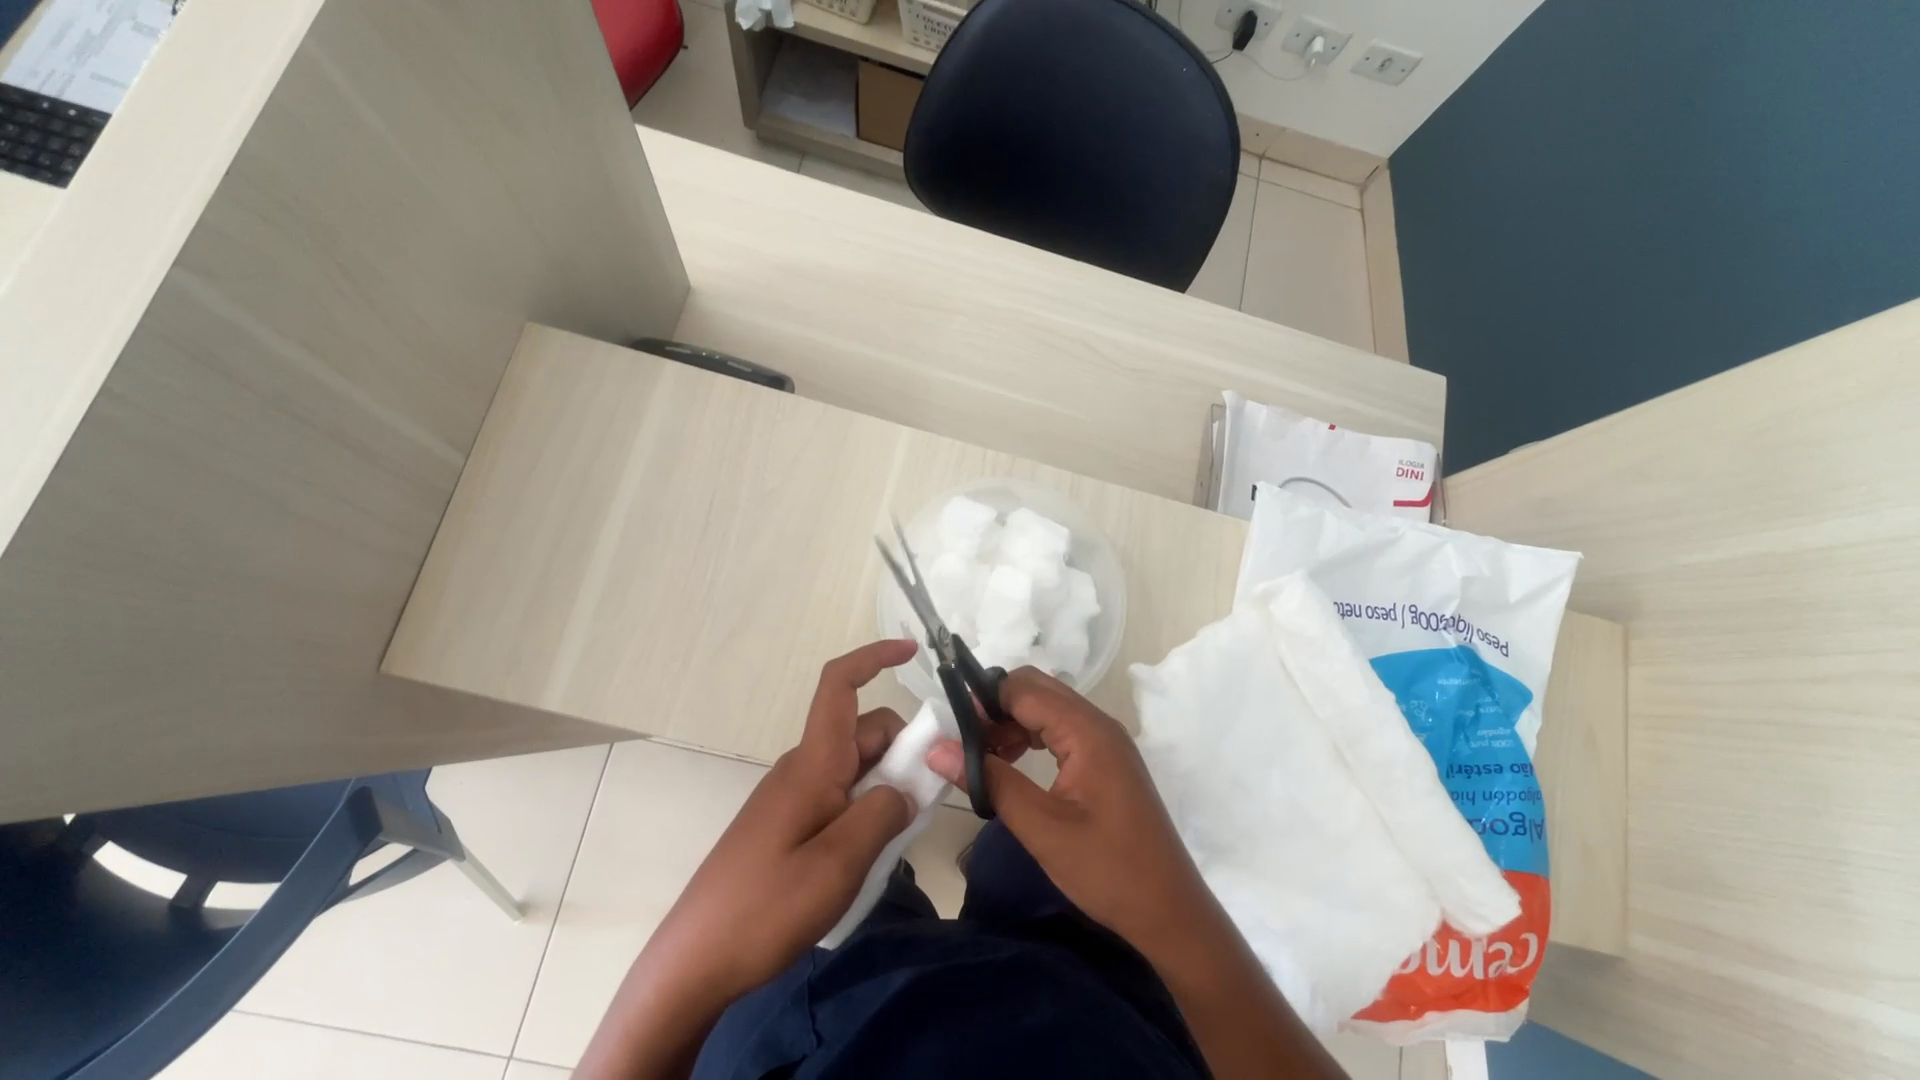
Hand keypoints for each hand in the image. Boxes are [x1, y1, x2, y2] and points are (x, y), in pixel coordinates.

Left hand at [577, 641, 919, 1079]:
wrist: (698, 961)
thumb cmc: (766, 908)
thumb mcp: (838, 864)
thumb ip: (882, 814)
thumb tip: (907, 787)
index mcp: (812, 765)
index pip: (838, 687)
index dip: (874, 658)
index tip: (914, 653)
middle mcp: (803, 771)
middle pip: (864, 732)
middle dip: (905, 749)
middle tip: (934, 796)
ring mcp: (794, 799)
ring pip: (858, 769)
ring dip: (890, 785)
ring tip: (905, 837)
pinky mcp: (790, 828)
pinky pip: (843, 799)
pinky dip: (870, 810)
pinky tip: (876, 855)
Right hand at [928, 669, 1347, 1079]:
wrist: (1168, 911)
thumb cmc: (1107, 870)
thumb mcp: (1041, 828)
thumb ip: (991, 781)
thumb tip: (937, 749)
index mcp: (1088, 731)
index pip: (1024, 688)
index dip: (983, 699)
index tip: (948, 727)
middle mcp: (1099, 725)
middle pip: (1037, 690)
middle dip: (995, 707)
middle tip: (962, 743)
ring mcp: (1107, 743)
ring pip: (1048, 710)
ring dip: (1011, 723)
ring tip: (981, 759)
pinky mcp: (1107, 762)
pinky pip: (1062, 731)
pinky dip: (1031, 738)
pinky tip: (1011, 767)